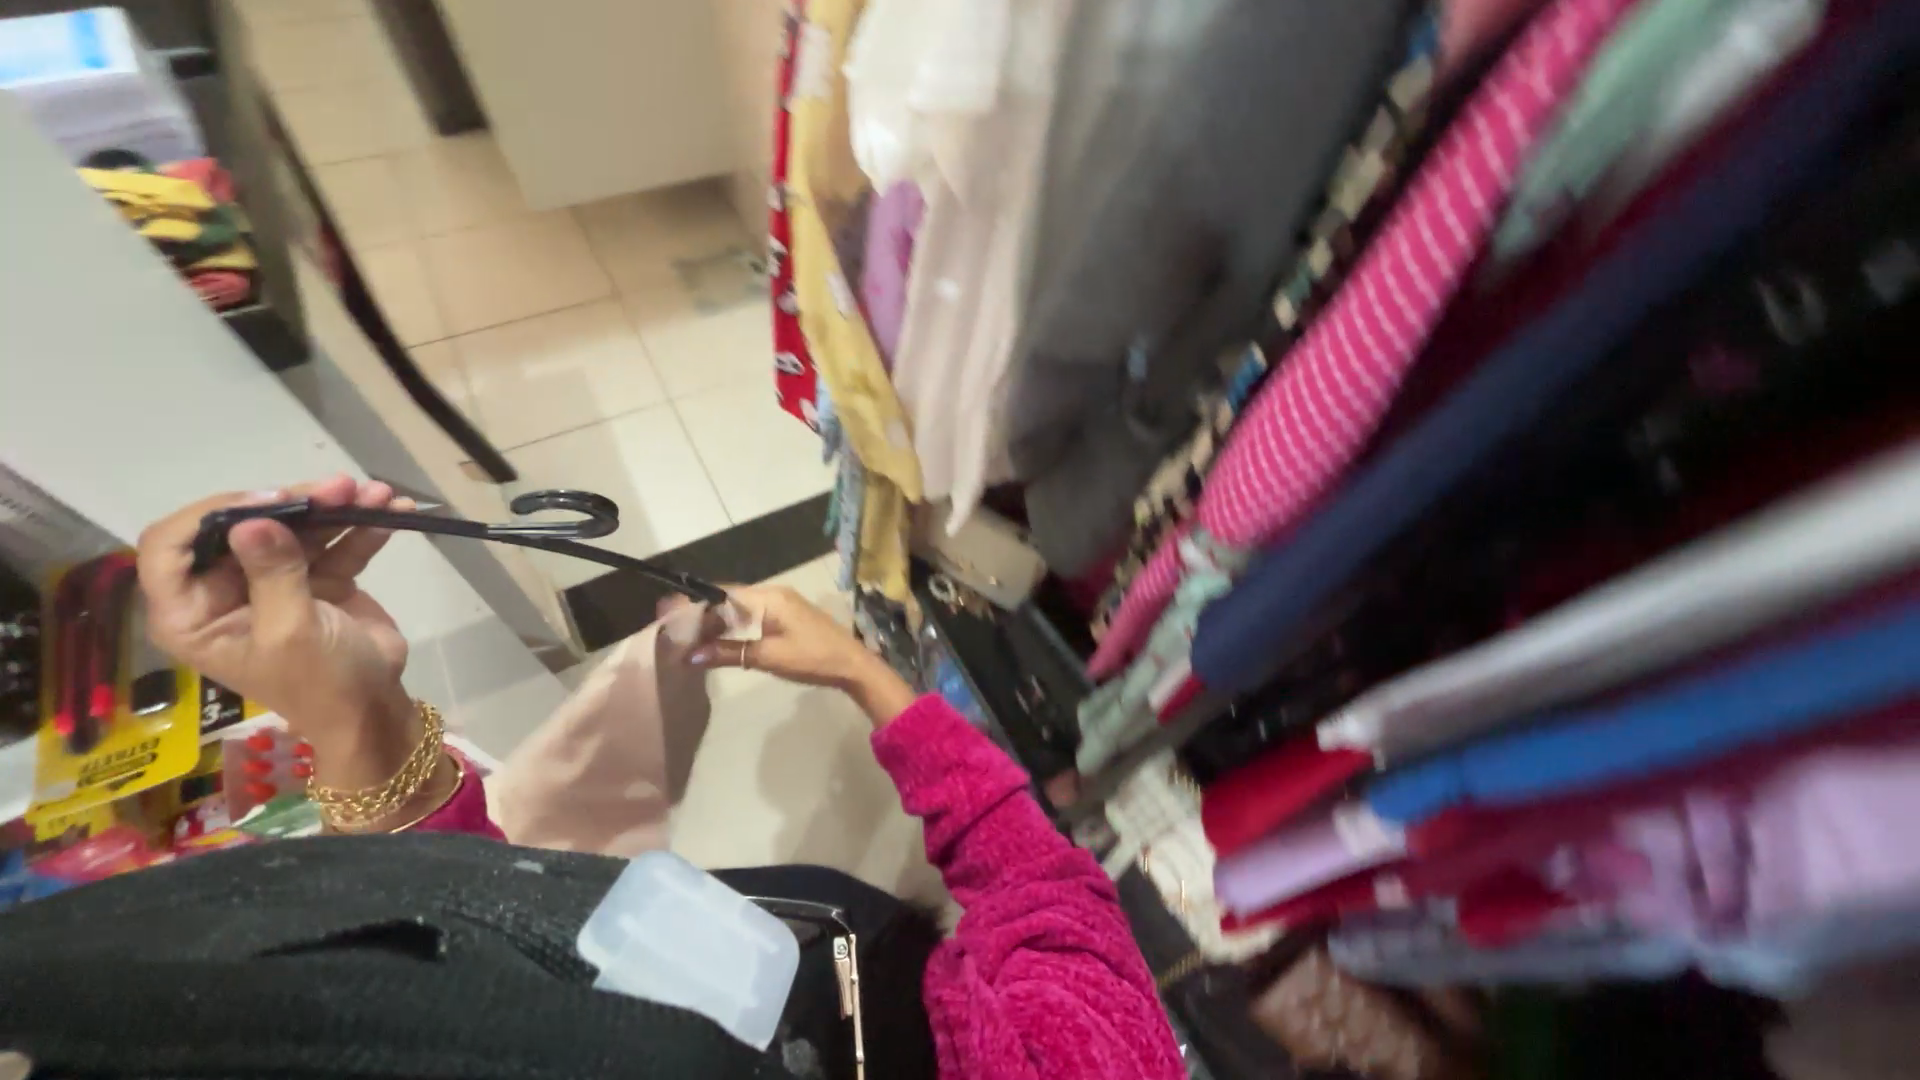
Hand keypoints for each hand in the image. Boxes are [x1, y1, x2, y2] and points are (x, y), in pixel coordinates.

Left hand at [135, 475, 418, 786]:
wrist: (373, 707)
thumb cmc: (318, 681)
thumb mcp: (291, 632)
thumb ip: (274, 576)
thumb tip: (254, 522)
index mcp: (193, 611)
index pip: (173, 548)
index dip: (215, 515)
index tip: (270, 501)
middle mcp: (227, 590)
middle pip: (247, 530)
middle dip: (295, 504)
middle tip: (340, 487)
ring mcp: (278, 583)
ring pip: (299, 531)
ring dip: (339, 509)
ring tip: (379, 494)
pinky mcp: (322, 582)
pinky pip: (338, 545)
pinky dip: (366, 527)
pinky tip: (394, 511)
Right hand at [669, 584, 917, 726]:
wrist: (853, 665)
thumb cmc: (812, 658)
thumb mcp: (767, 657)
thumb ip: (728, 653)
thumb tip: (690, 656)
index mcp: (768, 598)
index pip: (722, 595)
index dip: (695, 606)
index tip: (670, 617)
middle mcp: (773, 594)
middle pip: (729, 600)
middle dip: (703, 616)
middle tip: (676, 634)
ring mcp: (781, 604)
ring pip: (739, 608)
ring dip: (717, 623)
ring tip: (692, 640)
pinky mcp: (786, 617)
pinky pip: (752, 616)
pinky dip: (734, 627)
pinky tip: (720, 642)